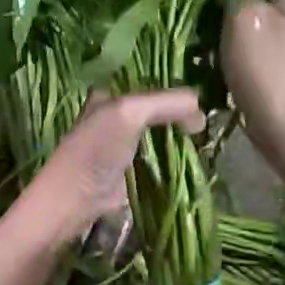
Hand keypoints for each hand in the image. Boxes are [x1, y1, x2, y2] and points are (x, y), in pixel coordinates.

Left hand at [21, 89, 205, 239]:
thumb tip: (202, 115)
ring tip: (207, 139)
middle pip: (159, 111)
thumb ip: (166, 104)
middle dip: (182, 116)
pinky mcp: (132, 171)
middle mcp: (117, 117)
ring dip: (182, 139)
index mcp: (111, 95)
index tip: (204, 102)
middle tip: (209, 122)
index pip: (152, 85)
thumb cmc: (96, 151)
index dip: (176, 92)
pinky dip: (176, 159)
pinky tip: (195, 157)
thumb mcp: (130, 113)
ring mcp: (125, 146)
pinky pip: (160, 159)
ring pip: (161, 135)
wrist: (75, 199)